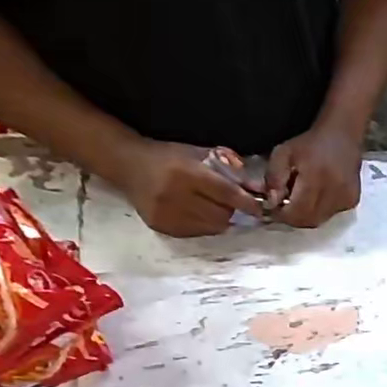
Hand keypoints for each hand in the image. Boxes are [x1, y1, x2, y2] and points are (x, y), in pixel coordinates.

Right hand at [116, 139, 263, 236]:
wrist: (128, 165)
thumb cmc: (168, 157)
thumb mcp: (198, 154)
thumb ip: (229, 169)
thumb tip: (257, 188)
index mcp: (186, 173)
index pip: (226, 194)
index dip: (246, 203)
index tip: (258, 208)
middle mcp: (176, 195)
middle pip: (221, 215)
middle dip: (231, 210)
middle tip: (226, 202)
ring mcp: (167, 214)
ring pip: (211, 227)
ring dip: (219, 219)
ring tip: (210, 206)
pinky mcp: (161, 226)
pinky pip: (196, 233)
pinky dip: (204, 225)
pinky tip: (196, 212)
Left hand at [265, 125, 362, 227]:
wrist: (342, 136)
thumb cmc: (309, 143)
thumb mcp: (283, 153)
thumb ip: (273, 178)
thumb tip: (272, 203)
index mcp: (315, 178)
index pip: (296, 212)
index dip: (282, 215)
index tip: (273, 209)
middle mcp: (333, 192)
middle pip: (308, 221)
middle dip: (293, 218)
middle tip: (284, 206)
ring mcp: (345, 198)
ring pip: (319, 220)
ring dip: (306, 215)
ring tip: (300, 199)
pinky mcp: (352, 201)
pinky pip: (330, 215)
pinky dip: (319, 211)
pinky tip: (317, 196)